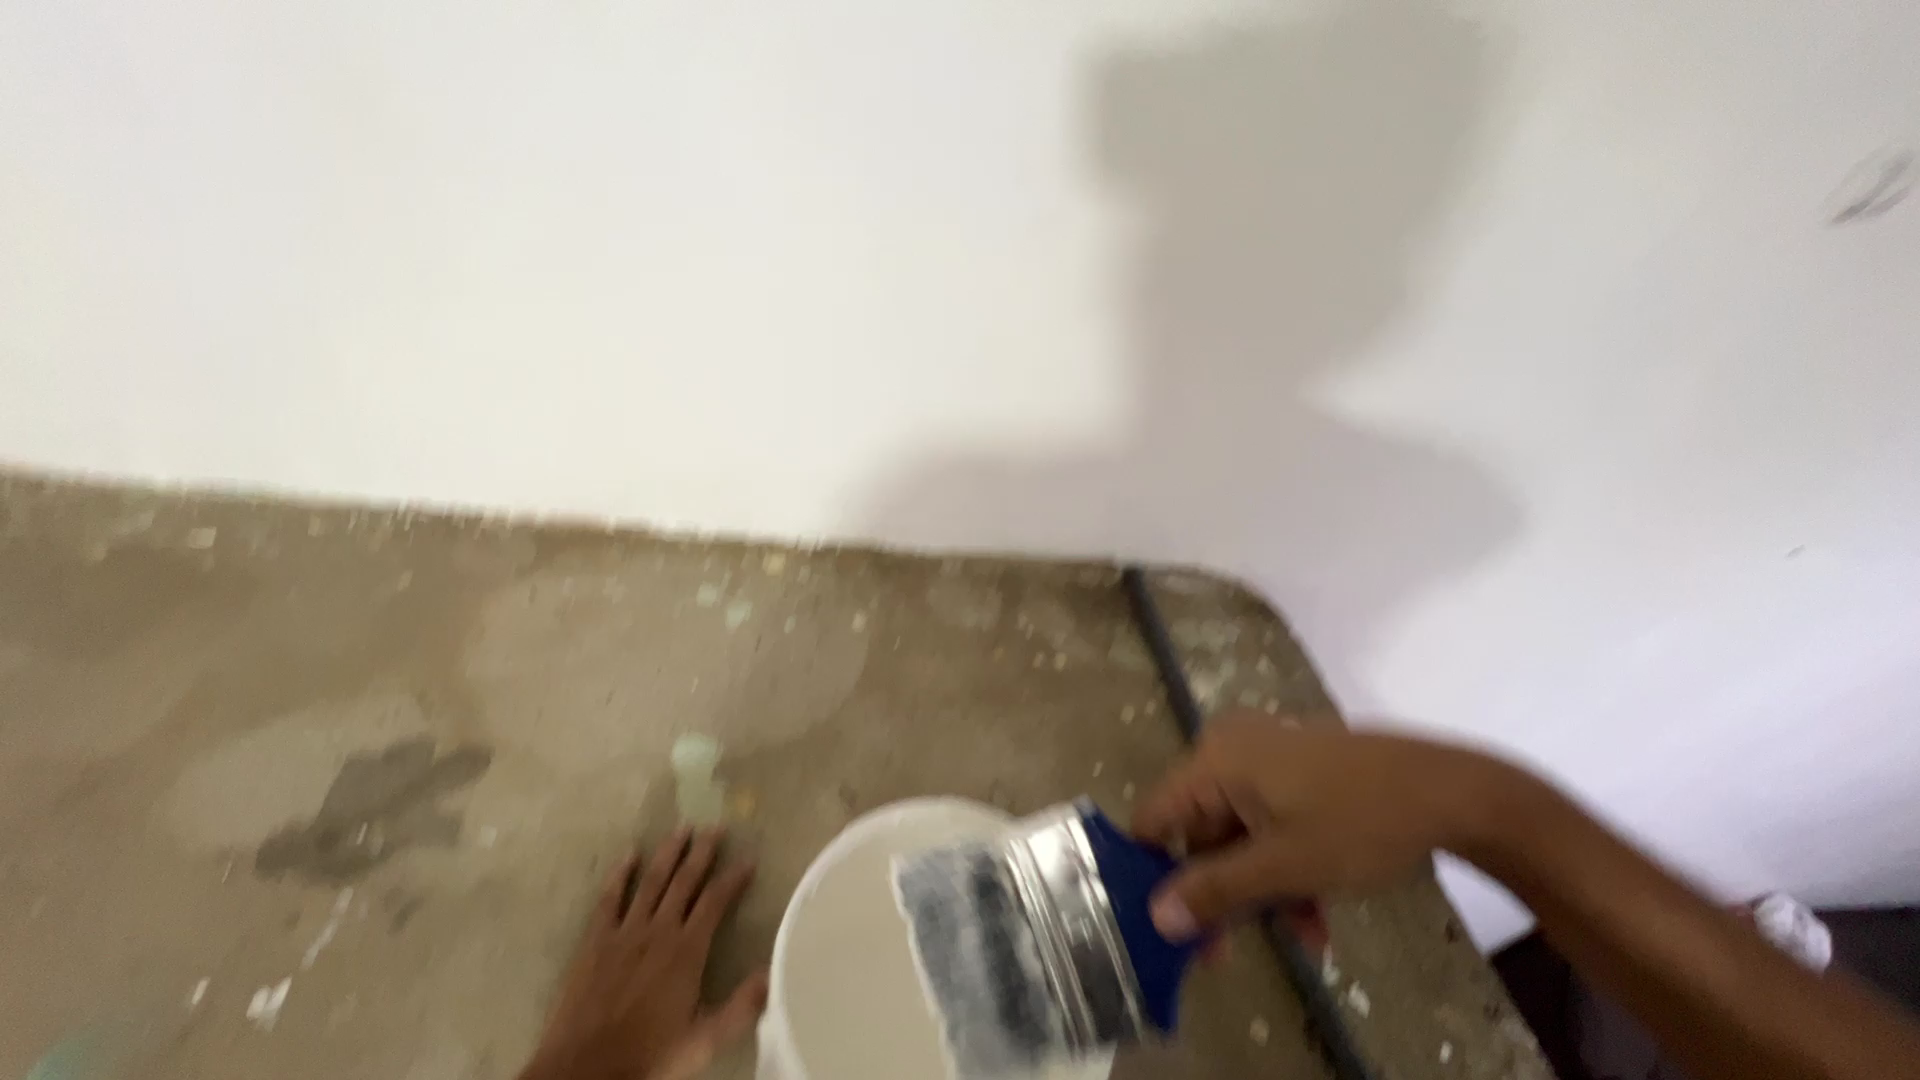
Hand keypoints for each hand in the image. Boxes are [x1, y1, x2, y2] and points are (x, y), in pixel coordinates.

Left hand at [522, 828, 769, 1079]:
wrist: (585, 1071)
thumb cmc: (648, 1056)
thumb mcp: (703, 1040)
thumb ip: (740, 1007)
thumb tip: (773, 972)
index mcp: (687, 950)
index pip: (715, 901)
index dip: (733, 878)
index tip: (749, 859)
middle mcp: (658, 931)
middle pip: (684, 882)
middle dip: (703, 853)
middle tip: (717, 826)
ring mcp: (624, 933)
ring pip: (651, 882)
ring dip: (668, 854)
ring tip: (682, 828)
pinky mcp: (595, 942)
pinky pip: (609, 899)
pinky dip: (620, 876)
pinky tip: (629, 856)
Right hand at [1131, 713, 1518, 940]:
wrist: (1455, 792)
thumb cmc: (1360, 822)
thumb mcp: (1285, 866)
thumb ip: (1215, 891)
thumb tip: (1155, 917)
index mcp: (1214, 760)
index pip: (1154, 818)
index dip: (1153, 873)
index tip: (1167, 926)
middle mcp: (1229, 749)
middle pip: (1199, 831)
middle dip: (1223, 892)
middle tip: (1231, 952)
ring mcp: (1265, 756)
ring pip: (1239, 834)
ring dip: (1262, 889)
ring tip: (1305, 936)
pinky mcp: (1296, 768)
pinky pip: (1268, 820)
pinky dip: (1284, 865)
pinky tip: (1316, 912)